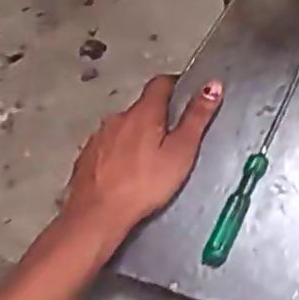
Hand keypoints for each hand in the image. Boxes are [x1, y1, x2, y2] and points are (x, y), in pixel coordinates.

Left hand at [63, 75, 222, 235]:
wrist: (96, 217)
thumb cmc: (145, 184)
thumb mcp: (182, 150)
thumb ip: (197, 116)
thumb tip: (213, 86)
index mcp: (144, 112)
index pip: (161, 83)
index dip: (176, 85)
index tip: (187, 96)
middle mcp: (117, 119)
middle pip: (142, 106)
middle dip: (158, 115)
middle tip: (174, 137)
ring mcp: (98, 138)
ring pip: (124, 127)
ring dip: (138, 134)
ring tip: (152, 158)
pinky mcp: (85, 158)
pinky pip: (109, 146)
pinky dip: (120, 152)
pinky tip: (128, 172)